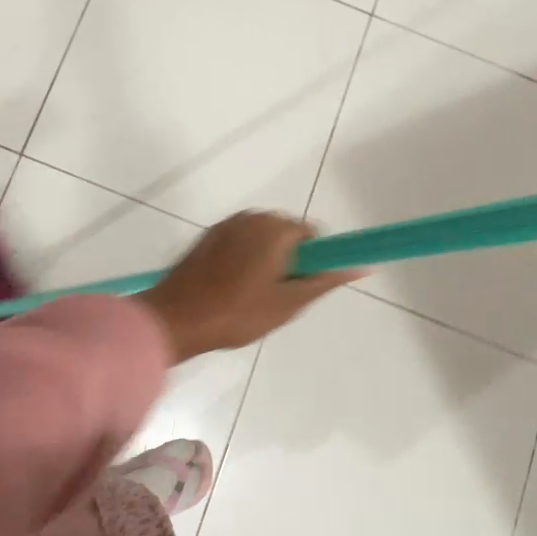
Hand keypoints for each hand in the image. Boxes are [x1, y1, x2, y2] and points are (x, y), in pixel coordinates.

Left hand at [132, 211, 361, 363]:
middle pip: (286, 233)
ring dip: (266, 259)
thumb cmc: (237, 313)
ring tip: (254, 296)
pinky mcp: (207, 237)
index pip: (313, 234)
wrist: (176, 318)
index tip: (305, 285)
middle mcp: (252, 217)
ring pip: (261, 238)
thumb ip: (325, 280)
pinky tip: (233, 288)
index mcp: (275, 228)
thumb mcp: (288, 303)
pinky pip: (239, 242)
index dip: (315, 259)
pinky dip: (244, 259)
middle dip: (289, 259)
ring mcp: (226, 225)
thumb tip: (360, 265)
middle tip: (279, 296)